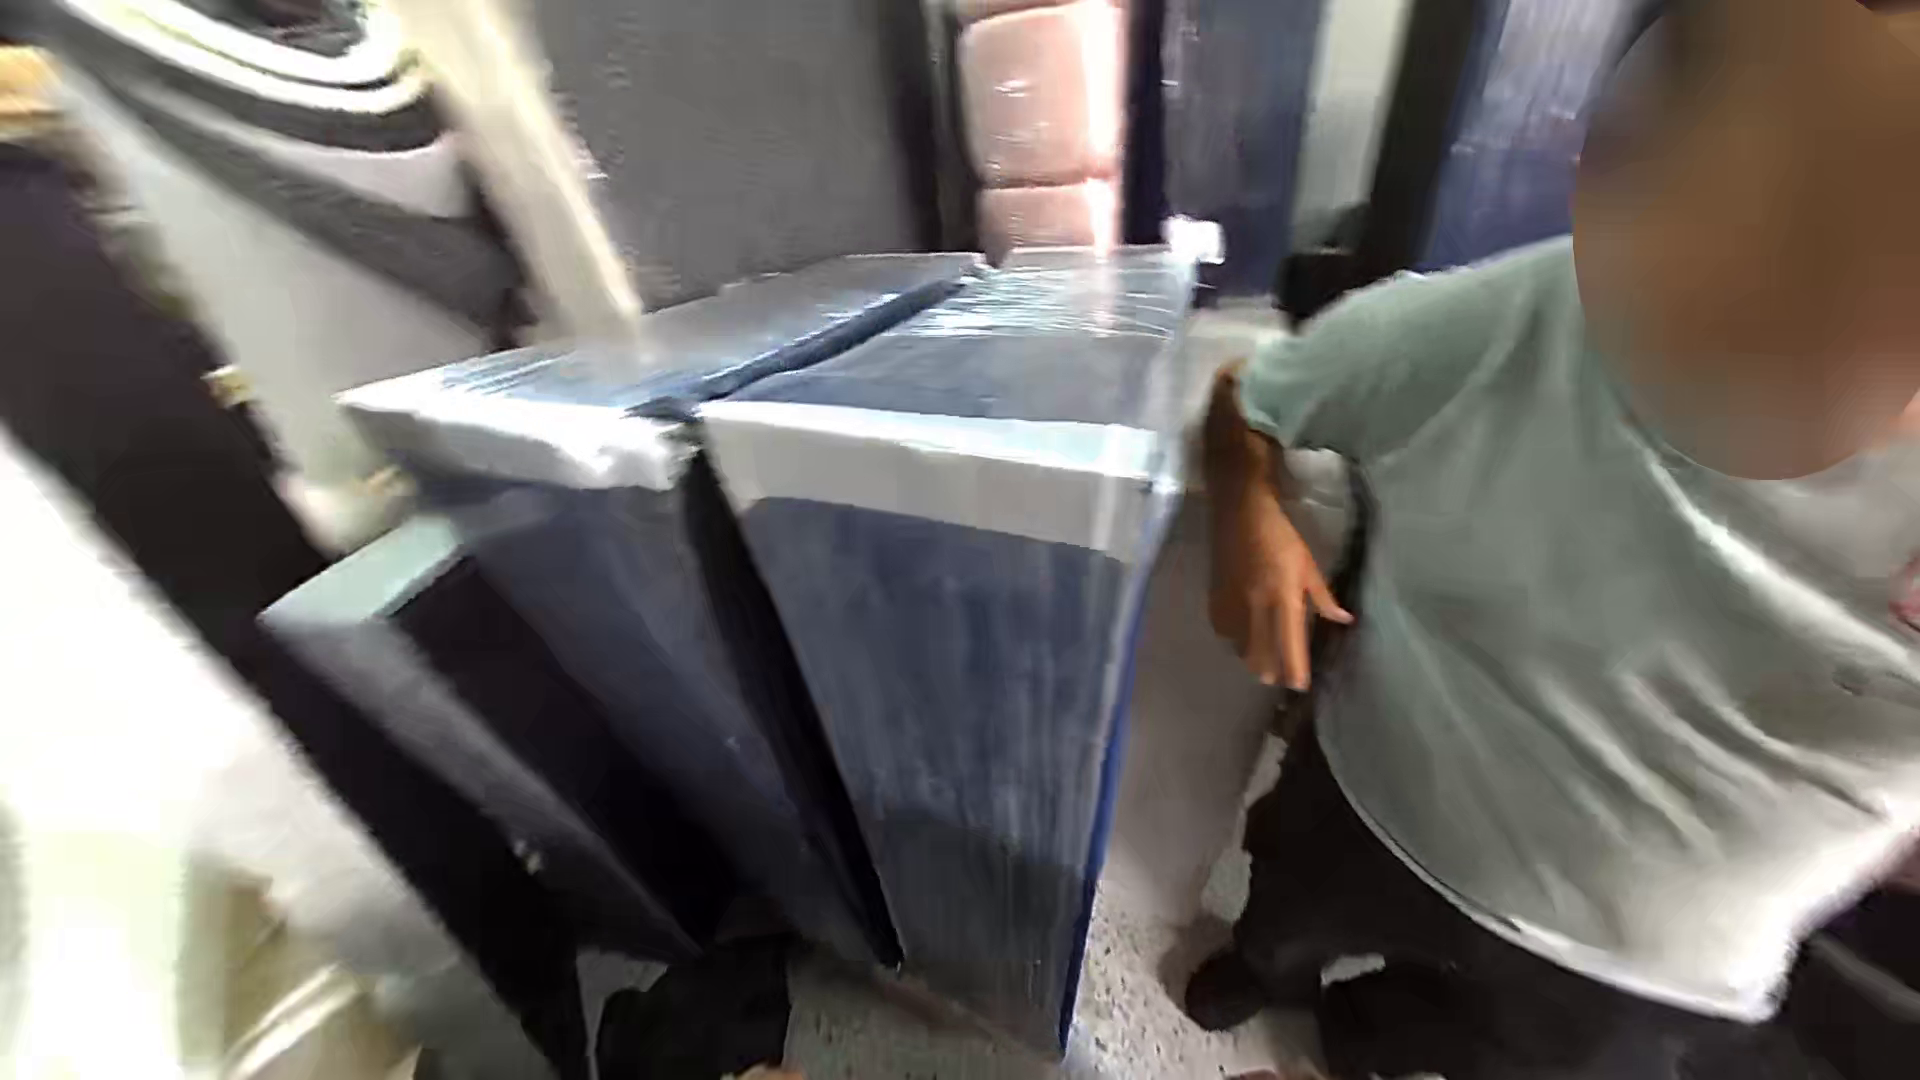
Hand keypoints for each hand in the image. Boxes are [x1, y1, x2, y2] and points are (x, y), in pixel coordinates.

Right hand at [1210, 478, 1351, 689]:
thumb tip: (1342, 620)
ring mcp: (1231, 601)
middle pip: (1258, 650)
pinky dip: (1231, 637)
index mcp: (1282, 595)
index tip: (1299, 685)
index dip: (1294, 667)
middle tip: (1275, 679)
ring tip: (1257, 662)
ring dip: (1249, 655)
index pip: (1288, 642)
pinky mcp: (1214, 595)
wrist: (1240, 512)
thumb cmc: (1281, 535)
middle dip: (1268, 669)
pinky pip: (1222, 628)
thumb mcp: (1308, 563)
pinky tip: (1237, 636)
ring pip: (1238, 642)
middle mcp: (1255, 604)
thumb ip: (1322, 596)